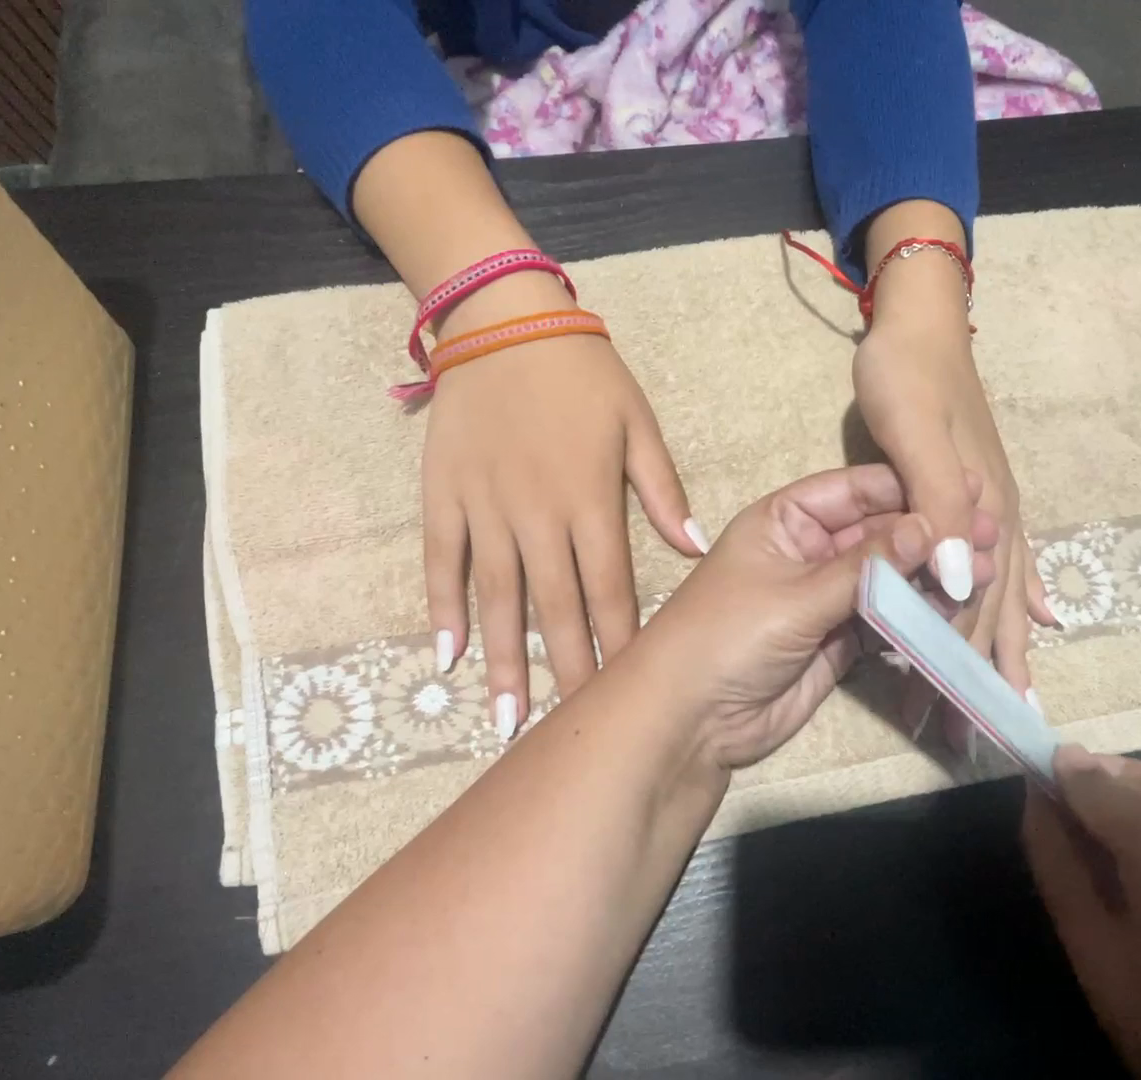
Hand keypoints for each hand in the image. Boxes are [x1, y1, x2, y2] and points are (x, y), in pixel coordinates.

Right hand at [423, 333, 704, 736]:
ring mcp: (485, 510)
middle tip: (569, 730)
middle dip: (566, 670)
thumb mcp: (638, 423)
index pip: (611, 589)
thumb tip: (698, 547)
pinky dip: (443, 608)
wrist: (504, 322)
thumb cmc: (583, 374)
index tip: (629, 691)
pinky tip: (447, 654)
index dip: (620, 642)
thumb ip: (664, 490)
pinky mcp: (443, 497)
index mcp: (591, 501)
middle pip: (556, 608)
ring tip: (505, 717)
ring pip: (497, 597)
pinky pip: (442, 561)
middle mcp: (538, 517)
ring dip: (504, 659)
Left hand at [634, 464, 999, 769]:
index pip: (857, 490)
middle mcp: (811, 551)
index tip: (962, 492)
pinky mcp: (840, 640)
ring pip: (888, 579)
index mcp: (787, 519)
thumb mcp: (795, 593)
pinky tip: (954, 613)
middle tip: (985, 541)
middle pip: (879, 535)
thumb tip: (929, 528)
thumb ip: (865, 565)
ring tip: (981, 578)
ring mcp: (827, 597)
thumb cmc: (728, 635)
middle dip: (928, 540)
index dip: (908, 491)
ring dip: (930, 580)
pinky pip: (886, 620)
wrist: (691, 720)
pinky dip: (917, 619)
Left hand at [854, 307, 1056, 747]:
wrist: (918, 323)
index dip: (960, 654)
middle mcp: (988, 517)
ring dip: (997, 648)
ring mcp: (986, 510)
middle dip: (982, 667)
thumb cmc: (903, 376)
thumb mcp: (909, 434)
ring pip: (995, 593)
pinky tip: (1037, 626)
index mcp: (971, 506)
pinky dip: (1016, 601)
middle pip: (987, 605)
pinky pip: (1001, 565)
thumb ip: (933, 505)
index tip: (957, 714)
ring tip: (1005, 700)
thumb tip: (960, 584)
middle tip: (979, 731)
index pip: (966, 597)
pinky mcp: (975, 502)